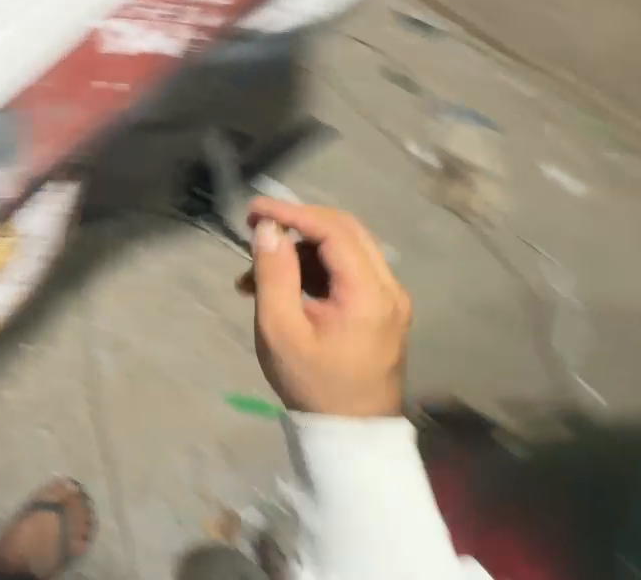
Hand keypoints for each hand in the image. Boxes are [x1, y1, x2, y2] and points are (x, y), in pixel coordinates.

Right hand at [244, 199, 410, 417]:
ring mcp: (388, 299)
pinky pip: (346, 269)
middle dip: (297, 221)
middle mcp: (389, 289)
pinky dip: (310, 266)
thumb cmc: (311, 380)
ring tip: (256, 273)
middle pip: (345, 230)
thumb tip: (267, 229)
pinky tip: (278, 286)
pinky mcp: (380, 309)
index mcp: (369, 294)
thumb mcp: (280, 326)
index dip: (291, 213)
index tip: (251, 210)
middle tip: (254, 226)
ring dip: (299, 248)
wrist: (350, 430)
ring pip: (344, 247)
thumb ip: (274, 272)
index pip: (333, 231)